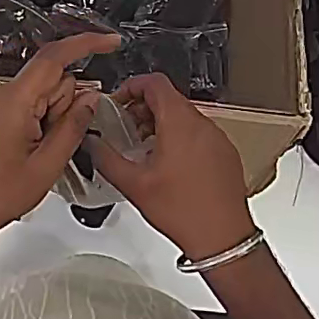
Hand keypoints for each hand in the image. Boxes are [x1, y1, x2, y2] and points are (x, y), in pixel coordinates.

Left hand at [0, 33, 120, 249]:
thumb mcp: (48, 164)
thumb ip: (74, 126)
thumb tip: (92, 99)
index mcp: (14, 101)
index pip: (54, 58)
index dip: (86, 44)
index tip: (111, 42)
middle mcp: (2, 94)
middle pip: (54, 80)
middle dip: (67, 105)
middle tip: (54, 143)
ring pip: (45, 94)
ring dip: (54, 118)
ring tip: (38, 152)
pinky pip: (32, 105)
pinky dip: (43, 122)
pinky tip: (32, 149)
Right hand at [90, 73, 256, 260]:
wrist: (222, 236)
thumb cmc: (185, 211)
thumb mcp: (134, 185)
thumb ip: (106, 159)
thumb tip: (93, 145)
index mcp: (180, 124)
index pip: (155, 83)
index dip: (132, 86)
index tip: (120, 102)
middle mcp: (203, 125)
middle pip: (169, 99)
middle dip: (143, 109)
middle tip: (126, 128)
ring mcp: (217, 138)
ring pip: (185, 116)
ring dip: (161, 124)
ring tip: (144, 149)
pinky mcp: (225, 153)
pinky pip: (199, 133)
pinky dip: (180, 138)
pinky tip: (168, 164)